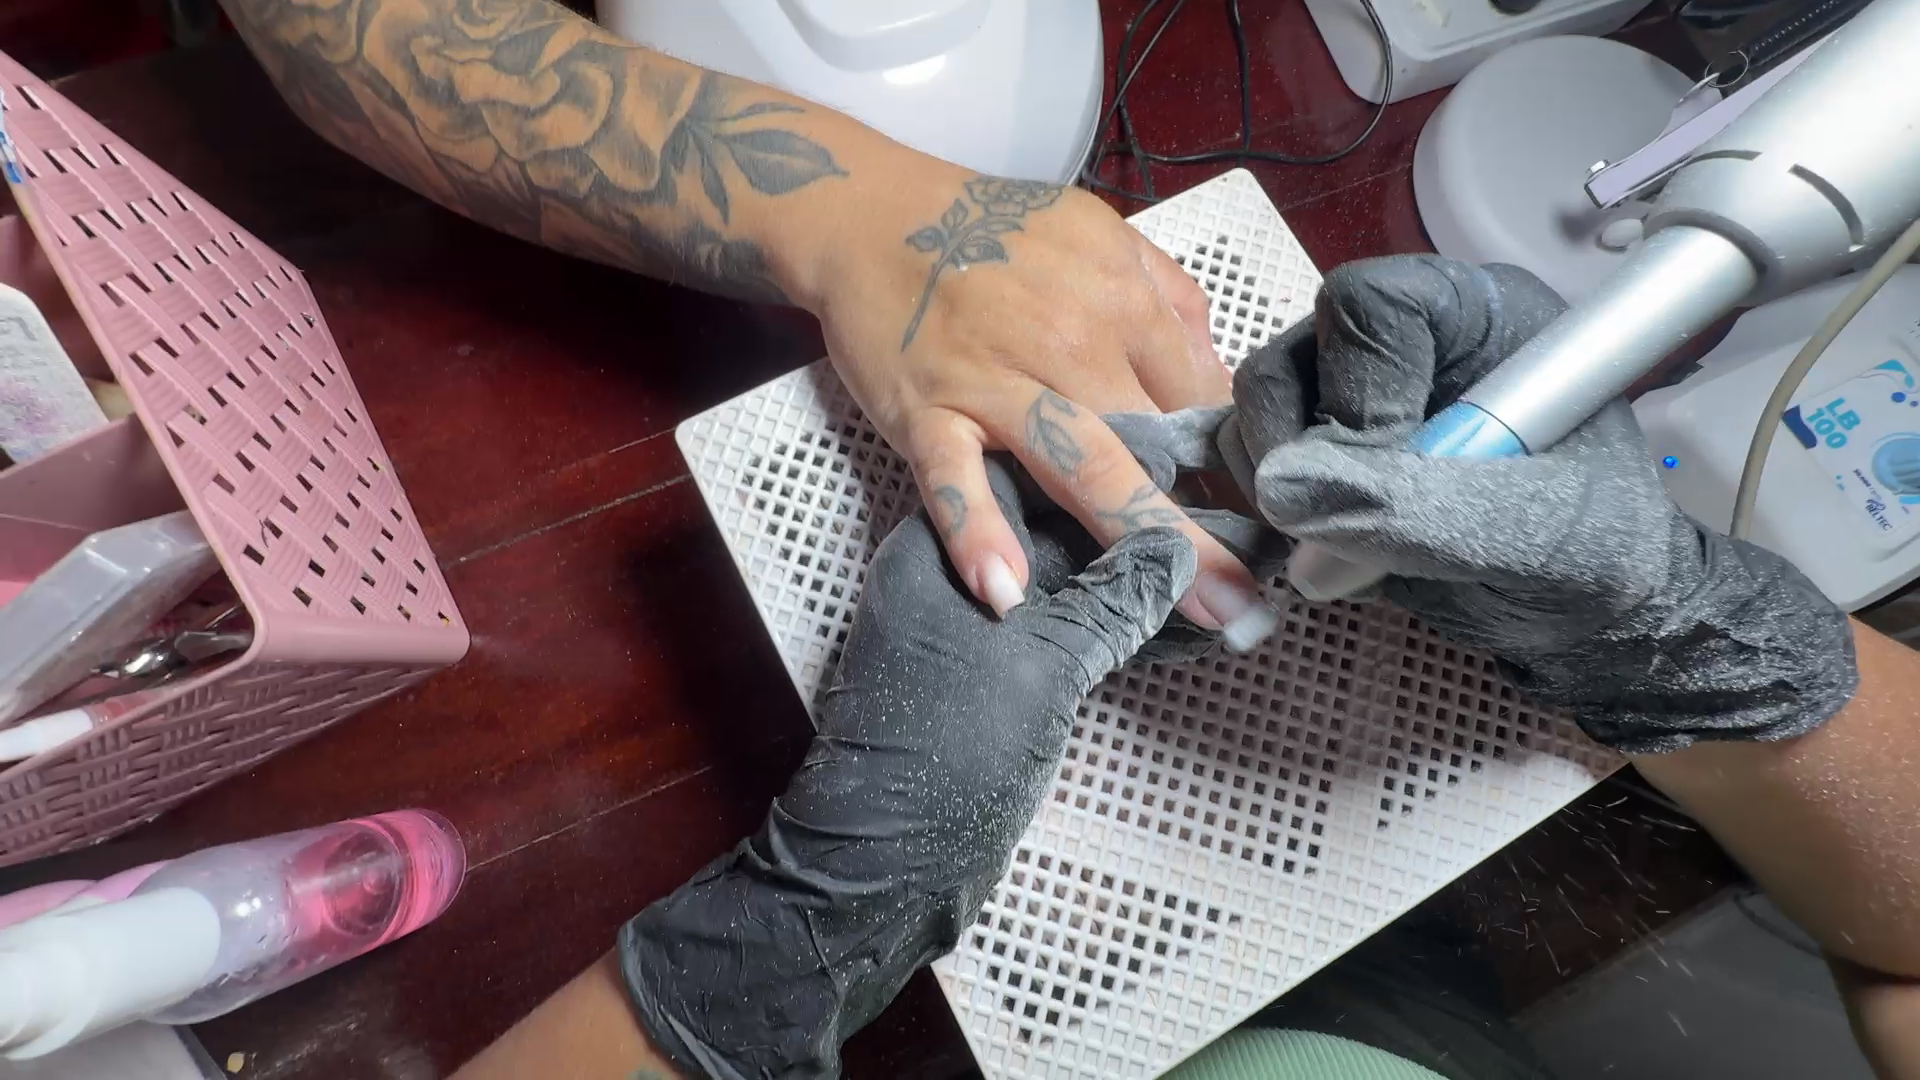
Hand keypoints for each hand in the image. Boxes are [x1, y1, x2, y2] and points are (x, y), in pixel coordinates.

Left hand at [617, 462, 1195, 1077]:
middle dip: (1128, 528)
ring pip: (1064, 580)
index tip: (1177, 469)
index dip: (1106, 474)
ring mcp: (974, 622)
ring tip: (1206, 568)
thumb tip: (1178, 550)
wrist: (893, 859)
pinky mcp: (997, 668)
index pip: (1032, 481)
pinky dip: (1113, 621)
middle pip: (1053, 529)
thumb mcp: (1040, 665)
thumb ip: (1109, 601)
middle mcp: (953, 572)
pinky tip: (1170, 622)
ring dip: (1129, 579)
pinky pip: (1063, 625)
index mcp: (939, 547)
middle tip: (1207, 520)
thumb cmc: (949, 746)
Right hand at [796, 164, 1274, 643]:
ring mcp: (993, 382)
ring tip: (1196, 610)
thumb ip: (1163, 293)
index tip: (1248, 523)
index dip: (1228, 464)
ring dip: (1137, 536)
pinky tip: (1005, 589)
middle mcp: (1068, 340)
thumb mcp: (1095, 234)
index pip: (1196, 393)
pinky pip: (953, 478)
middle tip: (1251, 601)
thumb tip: (1213, 373)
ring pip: (1076, 462)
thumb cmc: (988, 232)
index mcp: (1118, 295)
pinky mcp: (927, 413)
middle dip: (1210, 523)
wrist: (872, 217)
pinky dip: (976, 530)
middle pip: (1153, 440)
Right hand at [1145, 255, 1857, 751]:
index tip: (1386, 475)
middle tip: (1339, 522)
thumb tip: (1280, 490)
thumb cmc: (1579, 554)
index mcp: (1475, 316)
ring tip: (1337, 543)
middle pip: (1285, 360)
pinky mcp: (1299, 444)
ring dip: (1273, 489)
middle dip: (1293, 450)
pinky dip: (1253, 508)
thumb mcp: (1528, 536)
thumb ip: (1413, 508)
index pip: (1366, 308)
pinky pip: (1236, 457)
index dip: (1356, 390)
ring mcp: (1333, 394)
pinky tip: (1304, 543)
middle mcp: (1390, 343)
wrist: (1560, 607)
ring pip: (1250, 417)